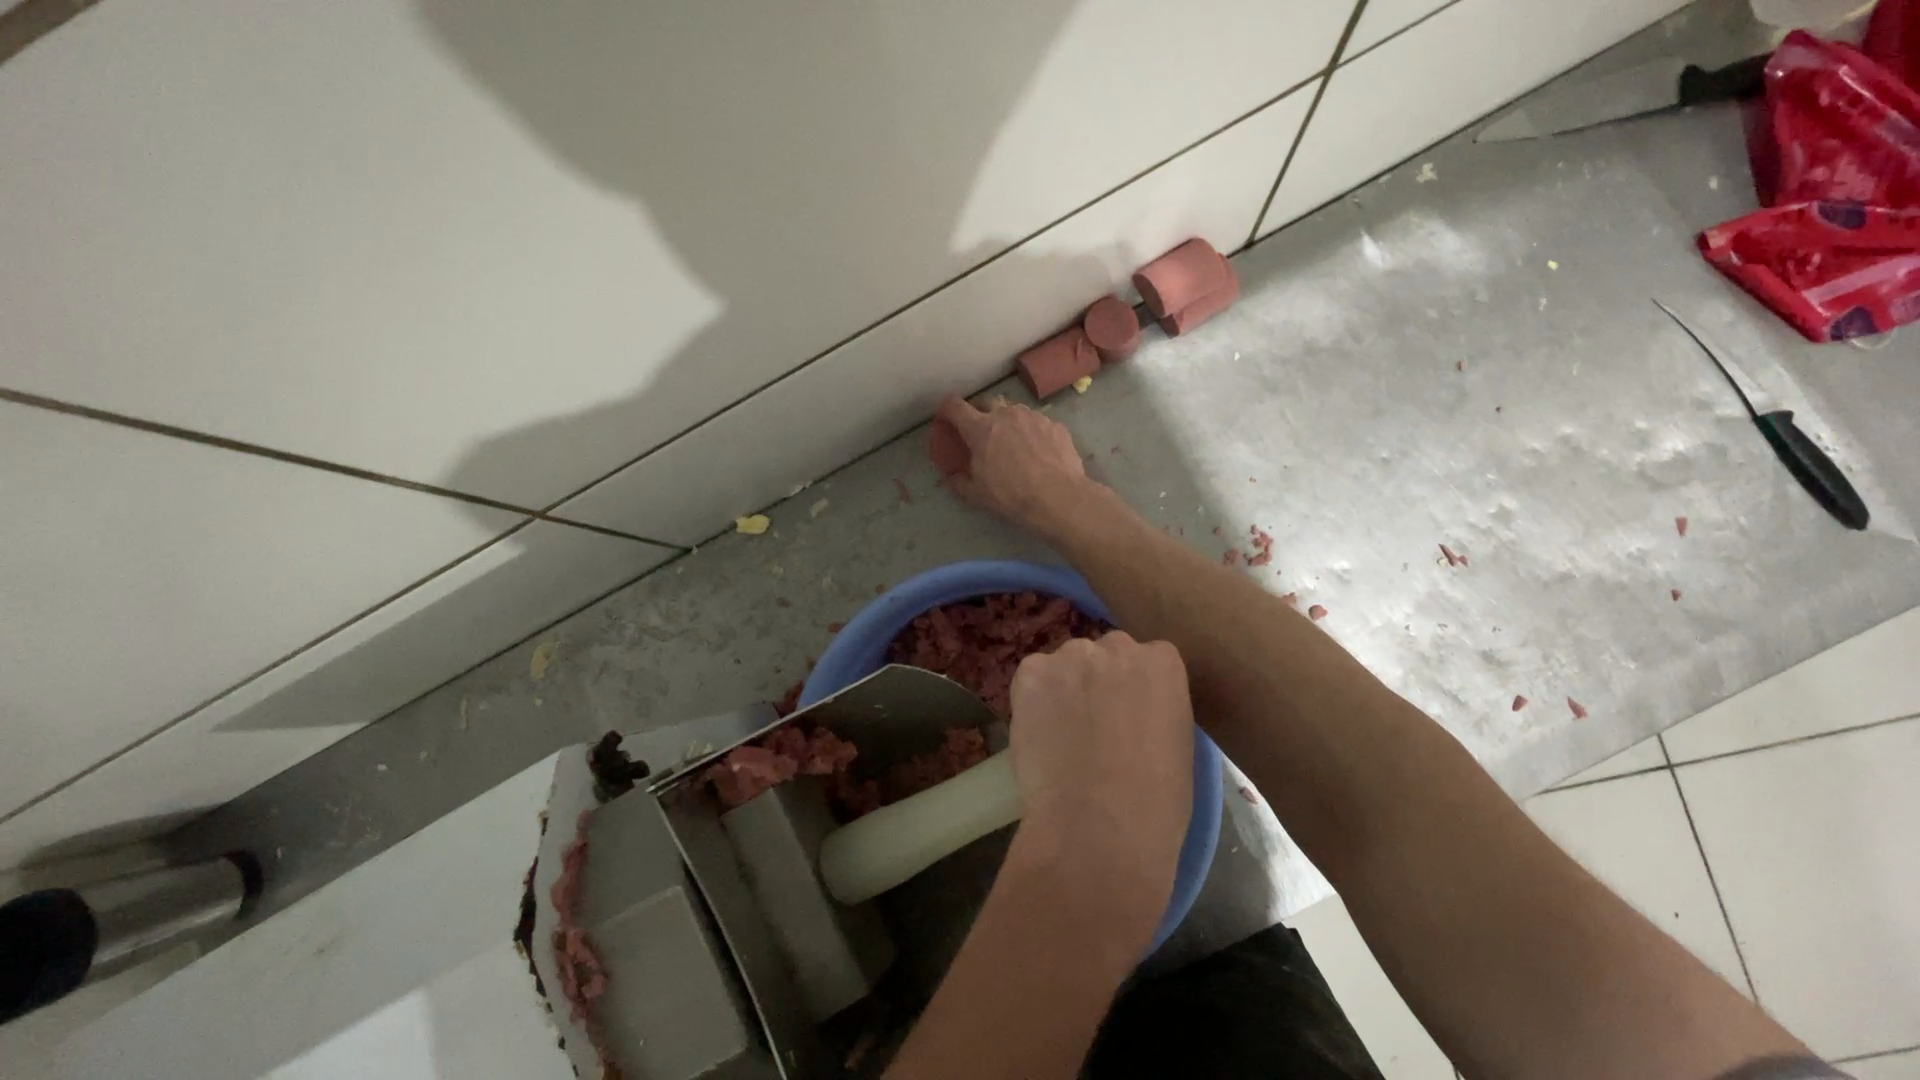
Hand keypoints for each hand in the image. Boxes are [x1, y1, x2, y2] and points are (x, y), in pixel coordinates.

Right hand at [934, 396, 1100, 535]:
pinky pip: (1038, 423)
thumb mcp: (976, 495)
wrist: (1058, 497)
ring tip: (1015, 444)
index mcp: (981, 428)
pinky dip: (1033, 433)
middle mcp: (1006, 414)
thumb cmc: (1011, 495)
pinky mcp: (1055, 425)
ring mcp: (1033, 417)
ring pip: (1015, 411)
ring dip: (1009, 423)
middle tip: (984, 434)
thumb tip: (951, 476)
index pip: (955, 406)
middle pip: (987, 402)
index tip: (947, 418)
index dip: (947, 409)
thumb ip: (959, 481)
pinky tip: (1039, 452)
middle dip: (981, 414)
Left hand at [1007, 632, 1195, 917]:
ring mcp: (1071, 657)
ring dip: (1064, 689)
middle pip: (1105, 655)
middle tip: (1093, 725)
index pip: (1148, 658)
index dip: (1134, 690)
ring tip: (1061, 735)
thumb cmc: (1156, 801)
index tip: (1129, 716)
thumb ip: (1157, 709)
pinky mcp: (1031, 674)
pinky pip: (1031, 678)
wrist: (1100, 826)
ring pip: (1065, 665)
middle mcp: (1117, 647)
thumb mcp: (1177, 743)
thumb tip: (1134, 712)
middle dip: (1099, 682)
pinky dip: (1032, 700)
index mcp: (1163, 661)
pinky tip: (1039, 734)